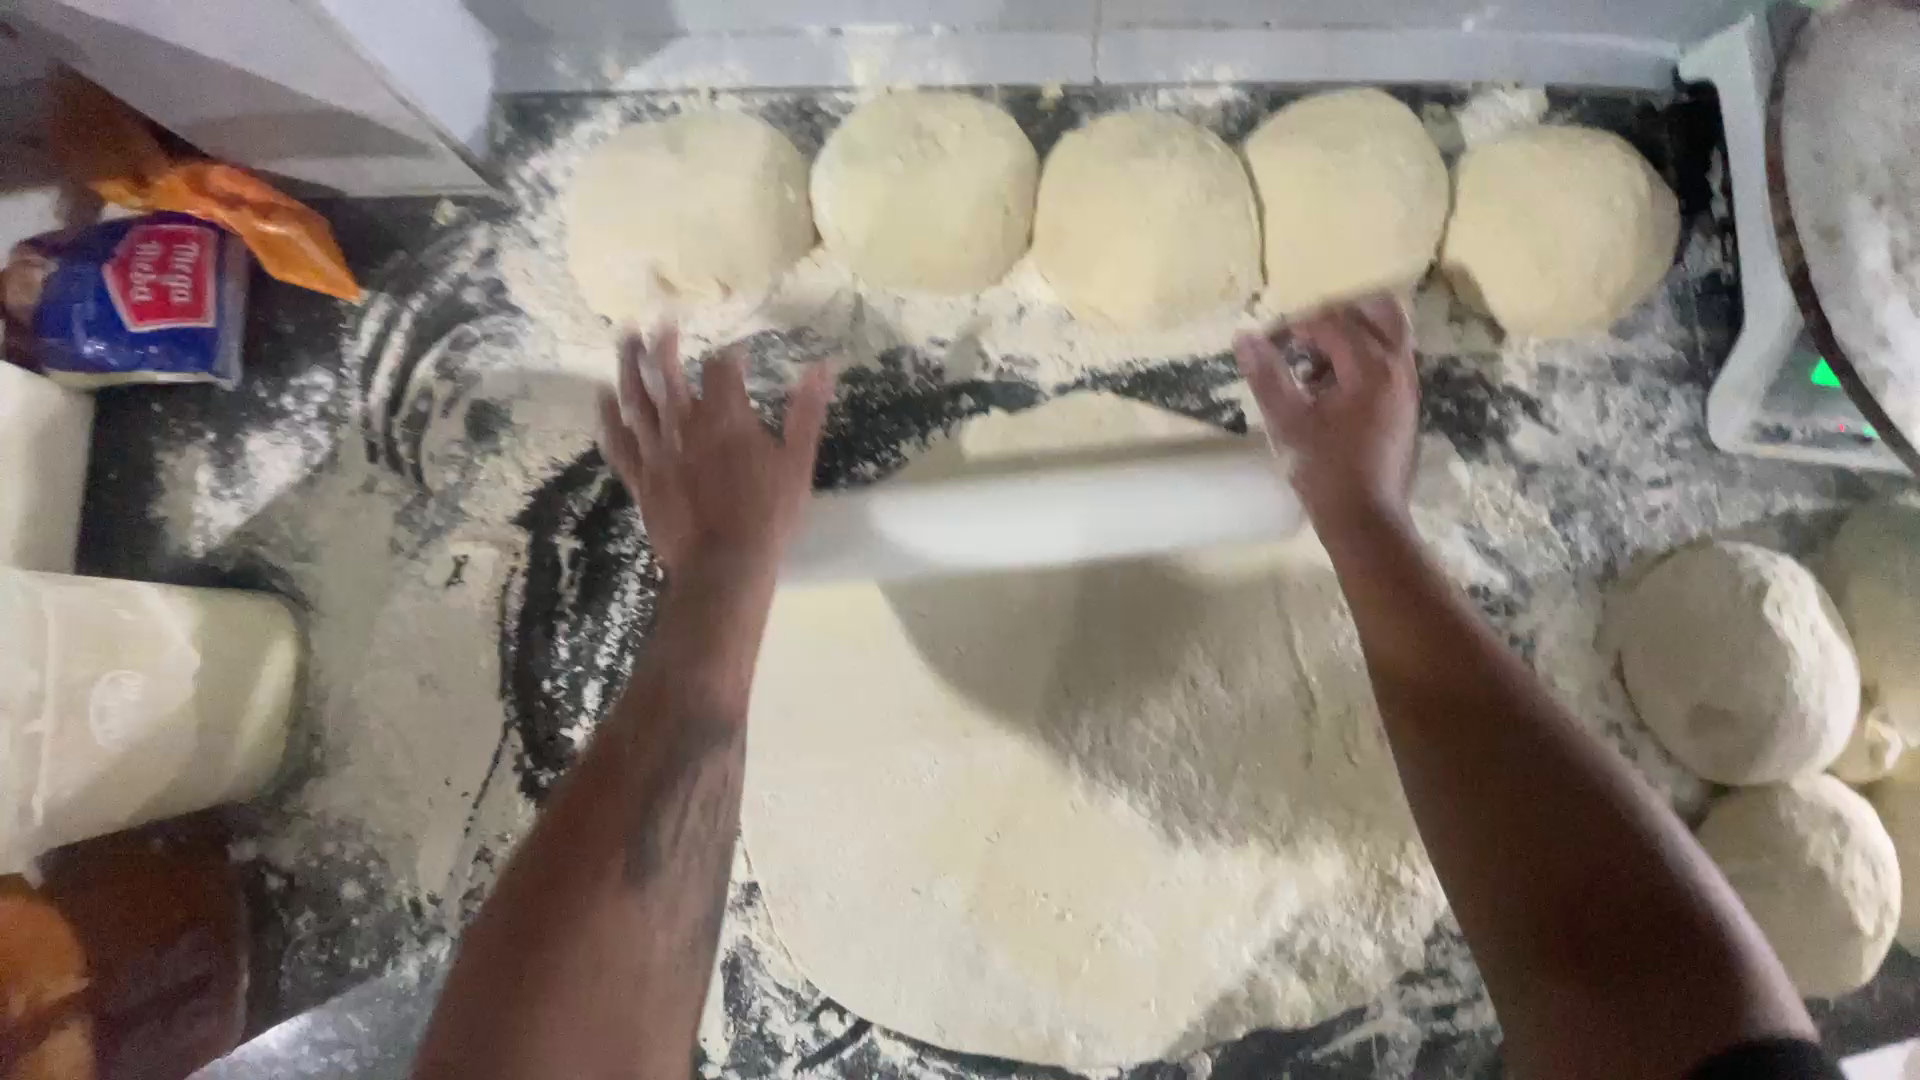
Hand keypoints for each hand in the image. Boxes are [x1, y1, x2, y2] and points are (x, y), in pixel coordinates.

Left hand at [597, 325, 833, 576]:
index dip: (730, 357)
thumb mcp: (798, 461)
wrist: (725, 562)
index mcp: (726, 417)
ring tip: (624, 338)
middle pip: (668, 372)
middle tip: (662, 322)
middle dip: (664, 344)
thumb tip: (823, 366)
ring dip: (629, 365)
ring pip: (636, 398)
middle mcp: (685, 424)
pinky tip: (602, 397)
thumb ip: (807, 411)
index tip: (738, 354)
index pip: (722, 370)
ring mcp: (657, 450)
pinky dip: (608, 417)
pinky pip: (618, 441)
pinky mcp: (640, 477)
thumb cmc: (769, 513)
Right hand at [1233, 293, 1418, 535]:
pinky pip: (1387, 362)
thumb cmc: (1324, 469)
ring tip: (1310, 371)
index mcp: (1372, 367)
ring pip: (1385, 336)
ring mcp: (1407, 387)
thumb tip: (1244, 336)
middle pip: (1376, 311)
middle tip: (1300, 342)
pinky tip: (1327, 395)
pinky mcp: (1405, 406)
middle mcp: (1399, 368)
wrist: (1365, 517)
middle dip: (1333, 318)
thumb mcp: (1286, 421)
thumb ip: (1266, 375)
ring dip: (1347, 340)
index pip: (1332, 323)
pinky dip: (1358, 362)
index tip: (1268, 346)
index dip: (1295, 328)